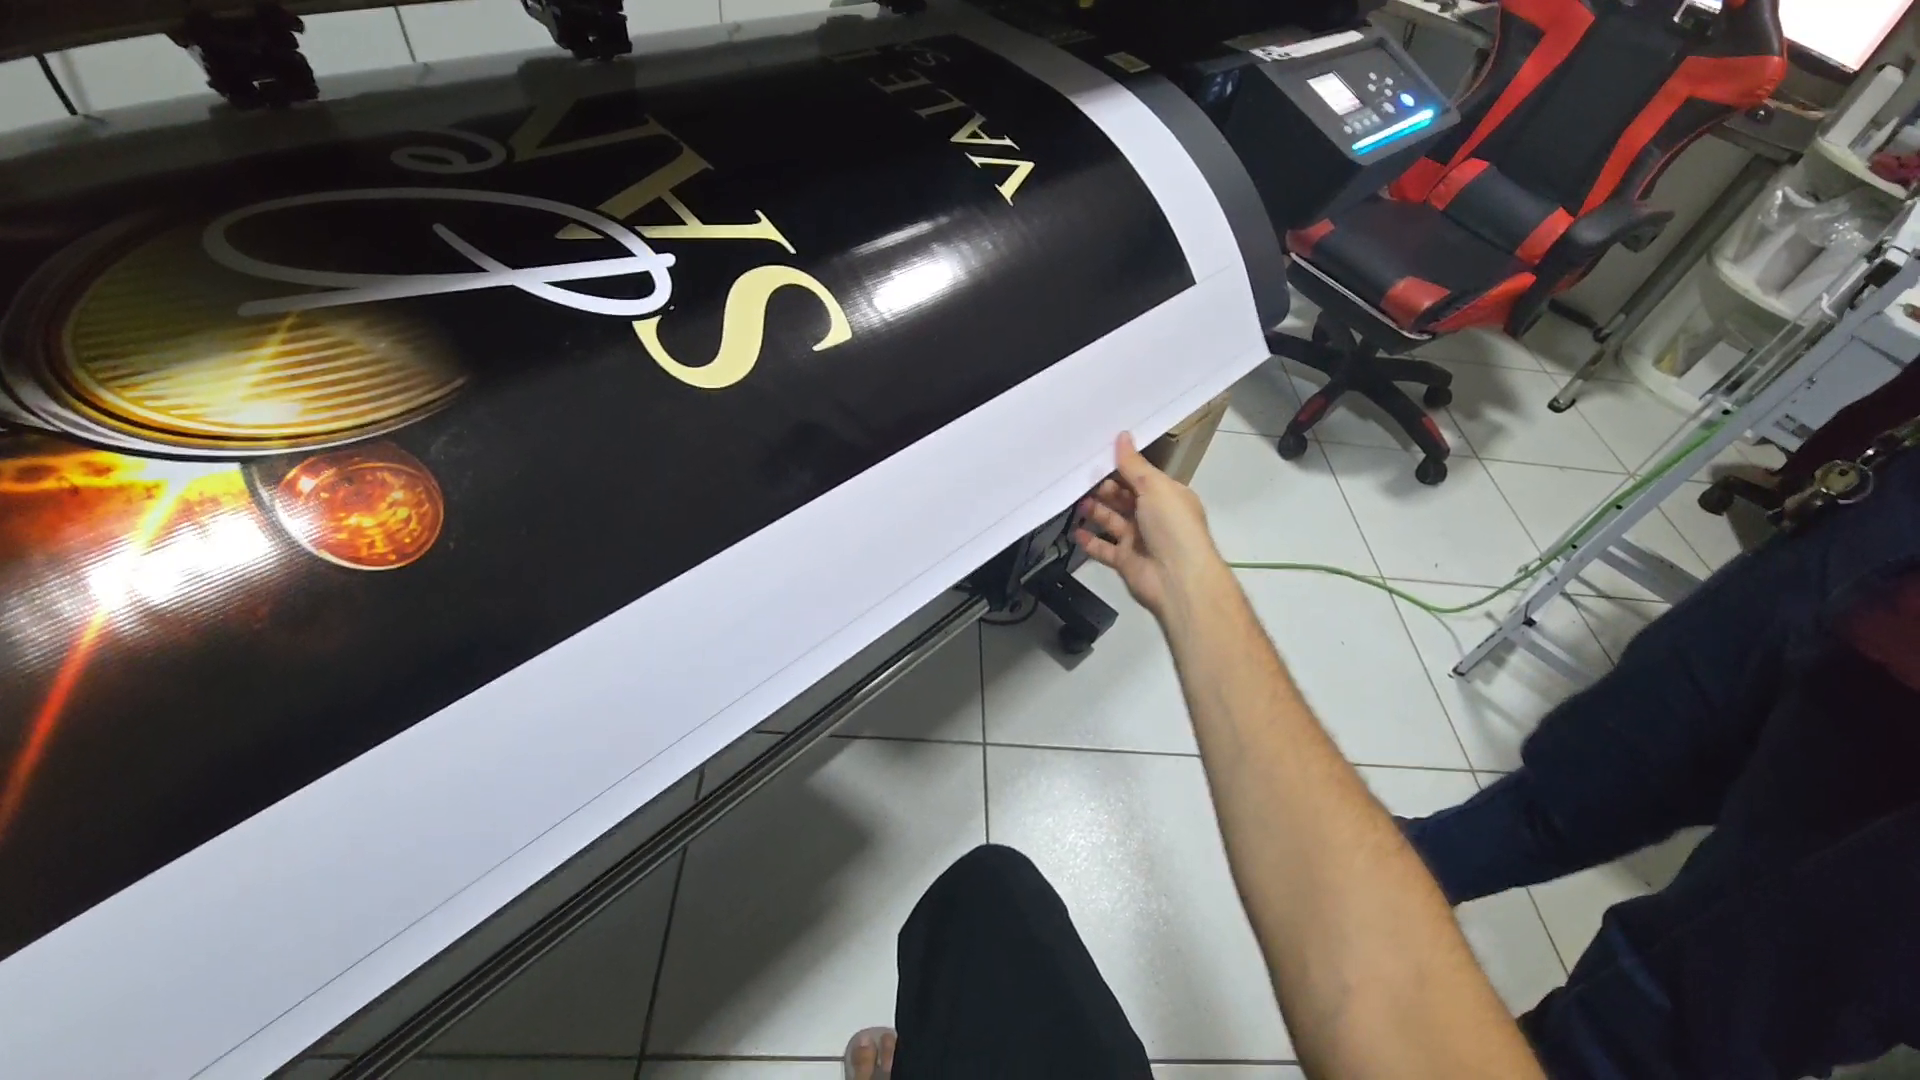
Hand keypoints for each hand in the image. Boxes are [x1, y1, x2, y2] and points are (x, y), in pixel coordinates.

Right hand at [1074, 433, 1228, 621]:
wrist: (1177, 579)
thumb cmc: (1172, 526)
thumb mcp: (1154, 487)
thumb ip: (1134, 464)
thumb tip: (1122, 435)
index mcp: (1167, 496)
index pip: (1141, 477)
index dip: (1121, 467)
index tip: (1096, 457)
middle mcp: (1154, 517)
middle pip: (1124, 498)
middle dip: (1104, 489)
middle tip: (1081, 479)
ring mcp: (1139, 540)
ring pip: (1112, 521)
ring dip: (1095, 511)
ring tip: (1076, 501)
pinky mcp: (1125, 561)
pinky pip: (1103, 548)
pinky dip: (1090, 541)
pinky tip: (1076, 531)